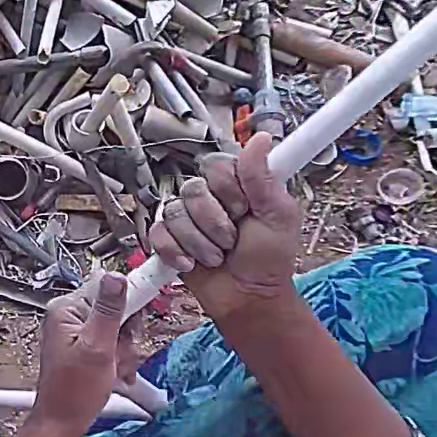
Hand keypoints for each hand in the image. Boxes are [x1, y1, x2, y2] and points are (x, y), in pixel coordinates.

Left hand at [31, 272, 143, 436]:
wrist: (62, 424)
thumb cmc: (74, 392)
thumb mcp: (98, 348)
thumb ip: (109, 311)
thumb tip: (116, 277)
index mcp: (66, 309)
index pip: (107, 287)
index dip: (130, 301)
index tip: (146, 307)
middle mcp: (69, 315)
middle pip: (116, 307)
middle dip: (126, 333)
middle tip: (121, 352)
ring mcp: (76, 331)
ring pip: (118, 327)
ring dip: (124, 349)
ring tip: (116, 368)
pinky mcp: (84, 345)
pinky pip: (111, 341)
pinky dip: (118, 357)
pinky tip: (115, 372)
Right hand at [150, 133, 301, 319]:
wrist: (248, 298)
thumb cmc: (268, 259)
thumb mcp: (277, 215)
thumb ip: (262, 177)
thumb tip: (260, 139)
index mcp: (235, 184)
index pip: (215, 164)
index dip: (227, 189)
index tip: (245, 209)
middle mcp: (208, 197)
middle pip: (192, 190)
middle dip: (215, 223)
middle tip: (233, 239)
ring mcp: (185, 218)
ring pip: (175, 214)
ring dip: (201, 243)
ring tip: (217, 256)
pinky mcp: (168, 239)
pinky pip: (158, 234)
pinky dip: (177, 252)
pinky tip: (192, 262)